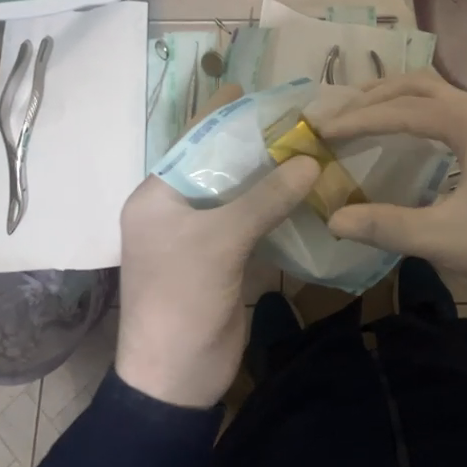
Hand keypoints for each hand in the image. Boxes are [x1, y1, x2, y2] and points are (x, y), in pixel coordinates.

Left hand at [115, 83, 319, 407]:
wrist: (176, 380)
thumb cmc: (182, 299)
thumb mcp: (221, 242)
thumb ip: (264, 198)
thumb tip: (310, 161)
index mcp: (156, 196)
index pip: (190, 141)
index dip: (220, 113)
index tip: (249, 87)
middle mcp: (174, 207)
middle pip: (217, 163)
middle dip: (253, 141)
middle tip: (293, 115)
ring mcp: (198, 233)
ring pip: (237, 190)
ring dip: (267, 172)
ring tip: (306, 143)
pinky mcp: (220, 255)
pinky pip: (248, 217)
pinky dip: (273, 203)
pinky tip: (304, 188)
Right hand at [311, 71, 466, 303]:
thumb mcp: (445, 240)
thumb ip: (387, 225)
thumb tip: (332, 218)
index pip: (405, 109)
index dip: (359, 119)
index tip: (322, 129)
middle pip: (418, 85)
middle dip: (373, 97)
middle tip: (333, 115)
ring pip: (434, 91)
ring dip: (394, 99)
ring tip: (355, 115)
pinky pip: (449, 105)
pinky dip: (415, 110)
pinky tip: (396, 129)